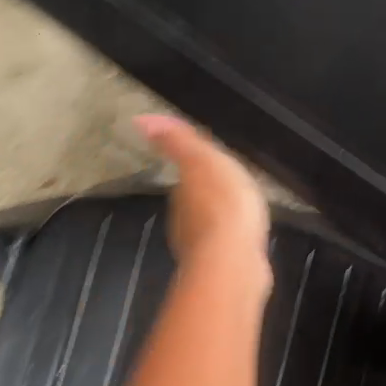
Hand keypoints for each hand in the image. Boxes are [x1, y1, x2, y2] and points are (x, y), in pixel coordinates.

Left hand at [136, 115, 271, 281]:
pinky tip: (244, 236)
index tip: (213, 166)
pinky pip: (225, 246)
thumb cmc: (222, 204)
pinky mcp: (223, 265)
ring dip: (219, 219)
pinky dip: (231, 239)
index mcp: (183, 193)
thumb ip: (178, 142)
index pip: (186, 179)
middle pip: (195, 203)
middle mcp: (185, 221)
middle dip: (209, 196)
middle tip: (227, 186)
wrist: (233, 260)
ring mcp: (202, 246)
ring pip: (208, 226)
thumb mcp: (202, 160)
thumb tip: (141, 119)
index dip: (199, 171)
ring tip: (239, 210)